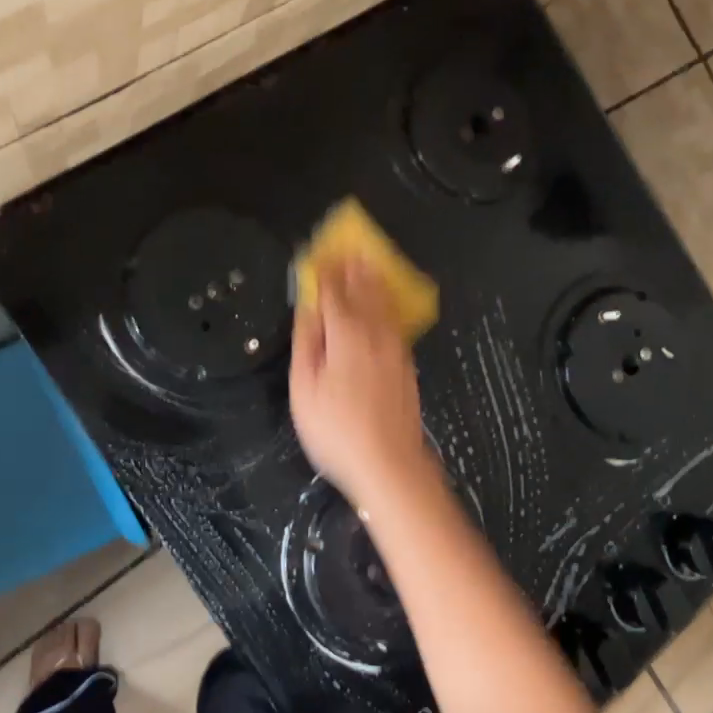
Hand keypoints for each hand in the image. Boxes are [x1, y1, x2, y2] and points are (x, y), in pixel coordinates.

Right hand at [289, 257, 435, 504]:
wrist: (390, 464)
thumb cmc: (337, 431)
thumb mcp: (306, 389)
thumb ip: (307, 343)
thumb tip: (307, 309)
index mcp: (346, 335)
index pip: (333, 293)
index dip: (324, 272)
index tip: (317, 254)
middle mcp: (375, 333)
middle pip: (364, 291)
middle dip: (353, 269)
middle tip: (348, 248)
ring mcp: (395, 348)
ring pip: (384, 304)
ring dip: (374, 281)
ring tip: (368, 262)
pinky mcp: (406, 364)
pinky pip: (395, 321)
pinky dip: (387, 304)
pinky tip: (385, 304)